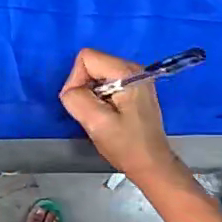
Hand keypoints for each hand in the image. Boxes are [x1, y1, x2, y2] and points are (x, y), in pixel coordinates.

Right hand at [59, 48, 186, 187]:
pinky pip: (106, 85)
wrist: (151, 163)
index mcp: (127, 71)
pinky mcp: (135, 90)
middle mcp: (134, 68)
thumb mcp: (96, 123)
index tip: (84, 105)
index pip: (86, 57)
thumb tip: (70, 90)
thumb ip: (77, 99)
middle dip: (85, 88)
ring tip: (103, 117)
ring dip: (93, 96)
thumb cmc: (126, 145)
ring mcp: (136, 79)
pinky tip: (110, 117)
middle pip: (93, 64)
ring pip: (97, 75)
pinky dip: (101, 99)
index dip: (76, 80)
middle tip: (95, 114)